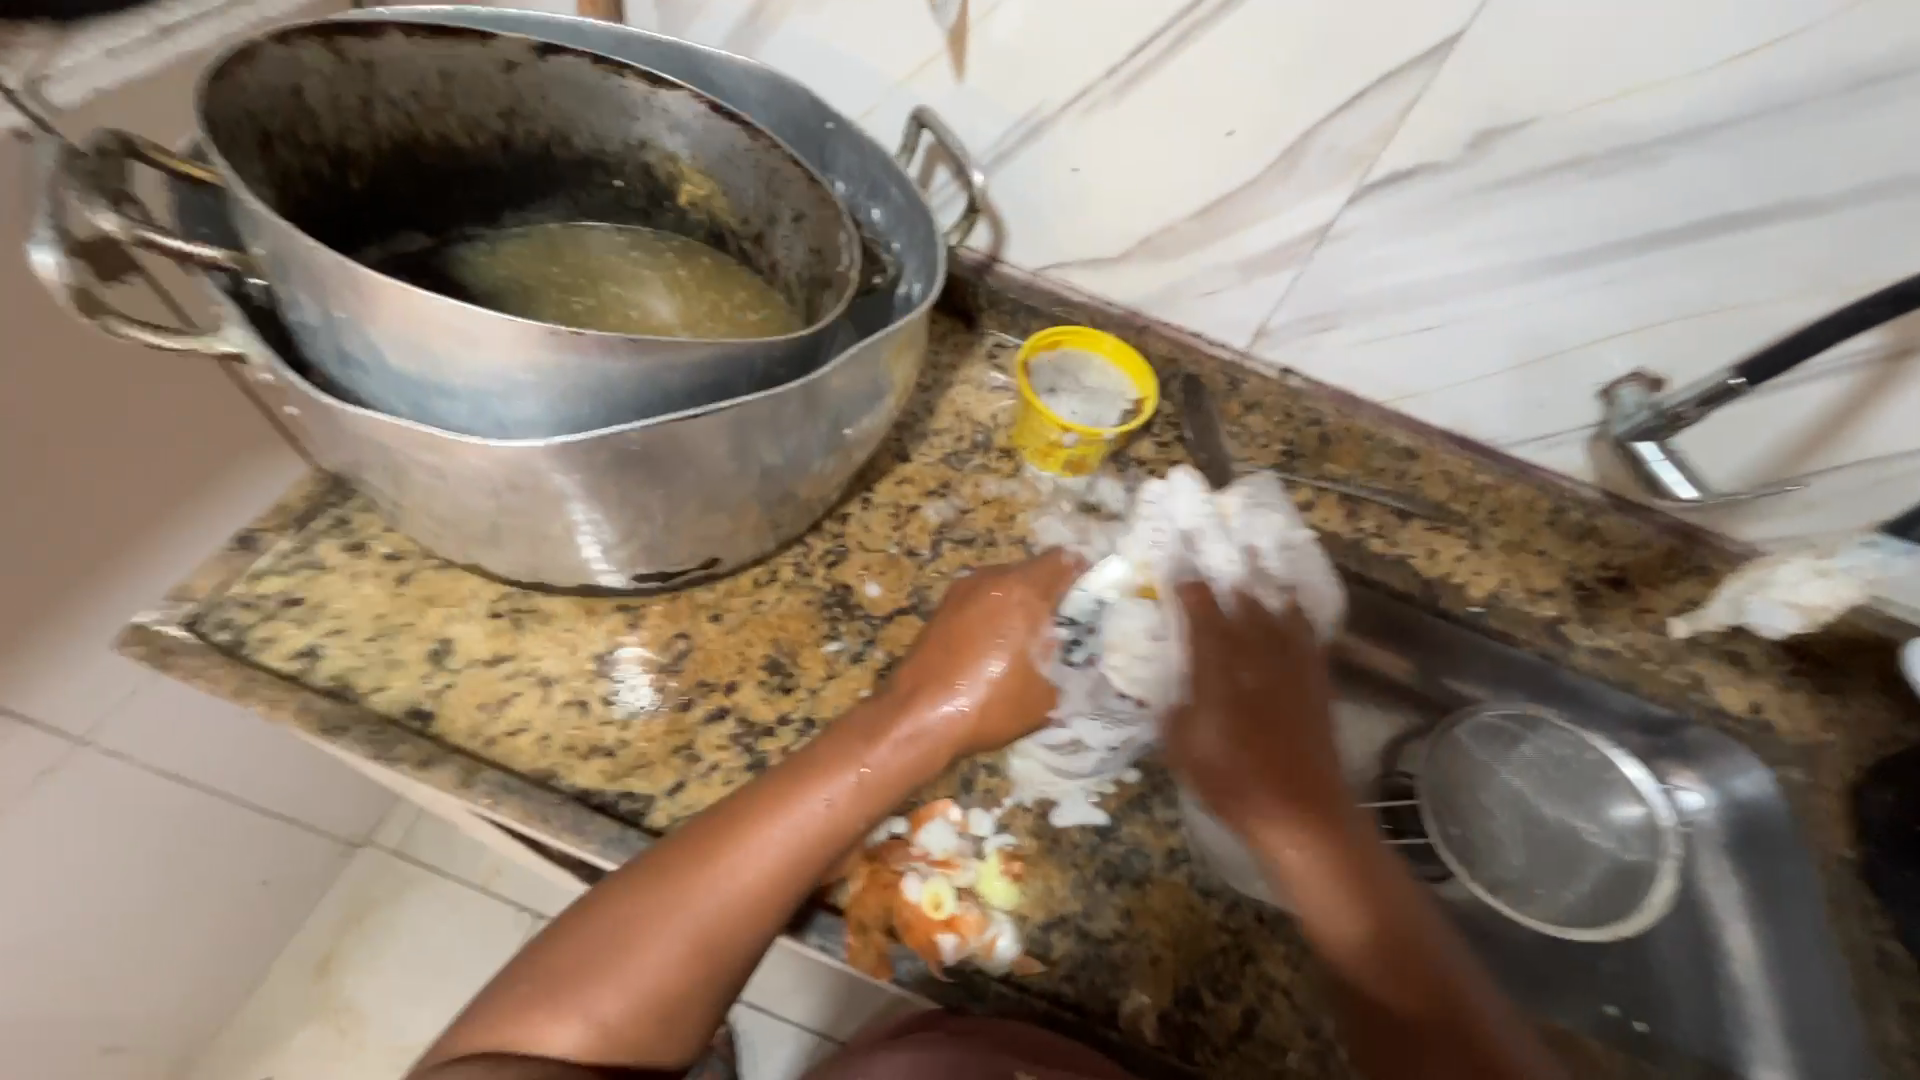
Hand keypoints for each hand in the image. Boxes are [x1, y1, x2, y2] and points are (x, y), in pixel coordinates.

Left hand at [886, 550, 1085, 760]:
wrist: (918, 717)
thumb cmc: (991, 703)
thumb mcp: (1049, 693)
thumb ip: (1071, 664)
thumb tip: (1082, 656)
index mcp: (1022, 589)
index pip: (1065, 560)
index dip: (1085, 575)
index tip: (1095, 599)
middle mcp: (991, 578)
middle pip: (1034, 570)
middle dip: (1053, 593)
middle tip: (1067, 625)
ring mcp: (962, 591)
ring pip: (1005, 584)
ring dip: (1022, 603)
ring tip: (1032, 639)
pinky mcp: (942, 608)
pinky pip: (982, 600)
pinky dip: (996, 613)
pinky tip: (999, 647)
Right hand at [1165, 582, 1356, 837]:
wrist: (1300, 813)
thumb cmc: (1232, 783)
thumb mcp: (1182, 749)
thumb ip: (1176, 712)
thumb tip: (1177, 692)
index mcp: (1218, 674)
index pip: (1205, 620)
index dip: (1193, 596)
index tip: (1183, 580)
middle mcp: (1256, 661)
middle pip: (1243, 610)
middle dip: (1227, 588)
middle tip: (1215, 572)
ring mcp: (1291, 671)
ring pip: (1278, 619)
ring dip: (1263, 596)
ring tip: (1253, 579)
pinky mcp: (1317, 686)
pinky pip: (1308, 640)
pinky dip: (1298, 620)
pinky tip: (1293, 612)